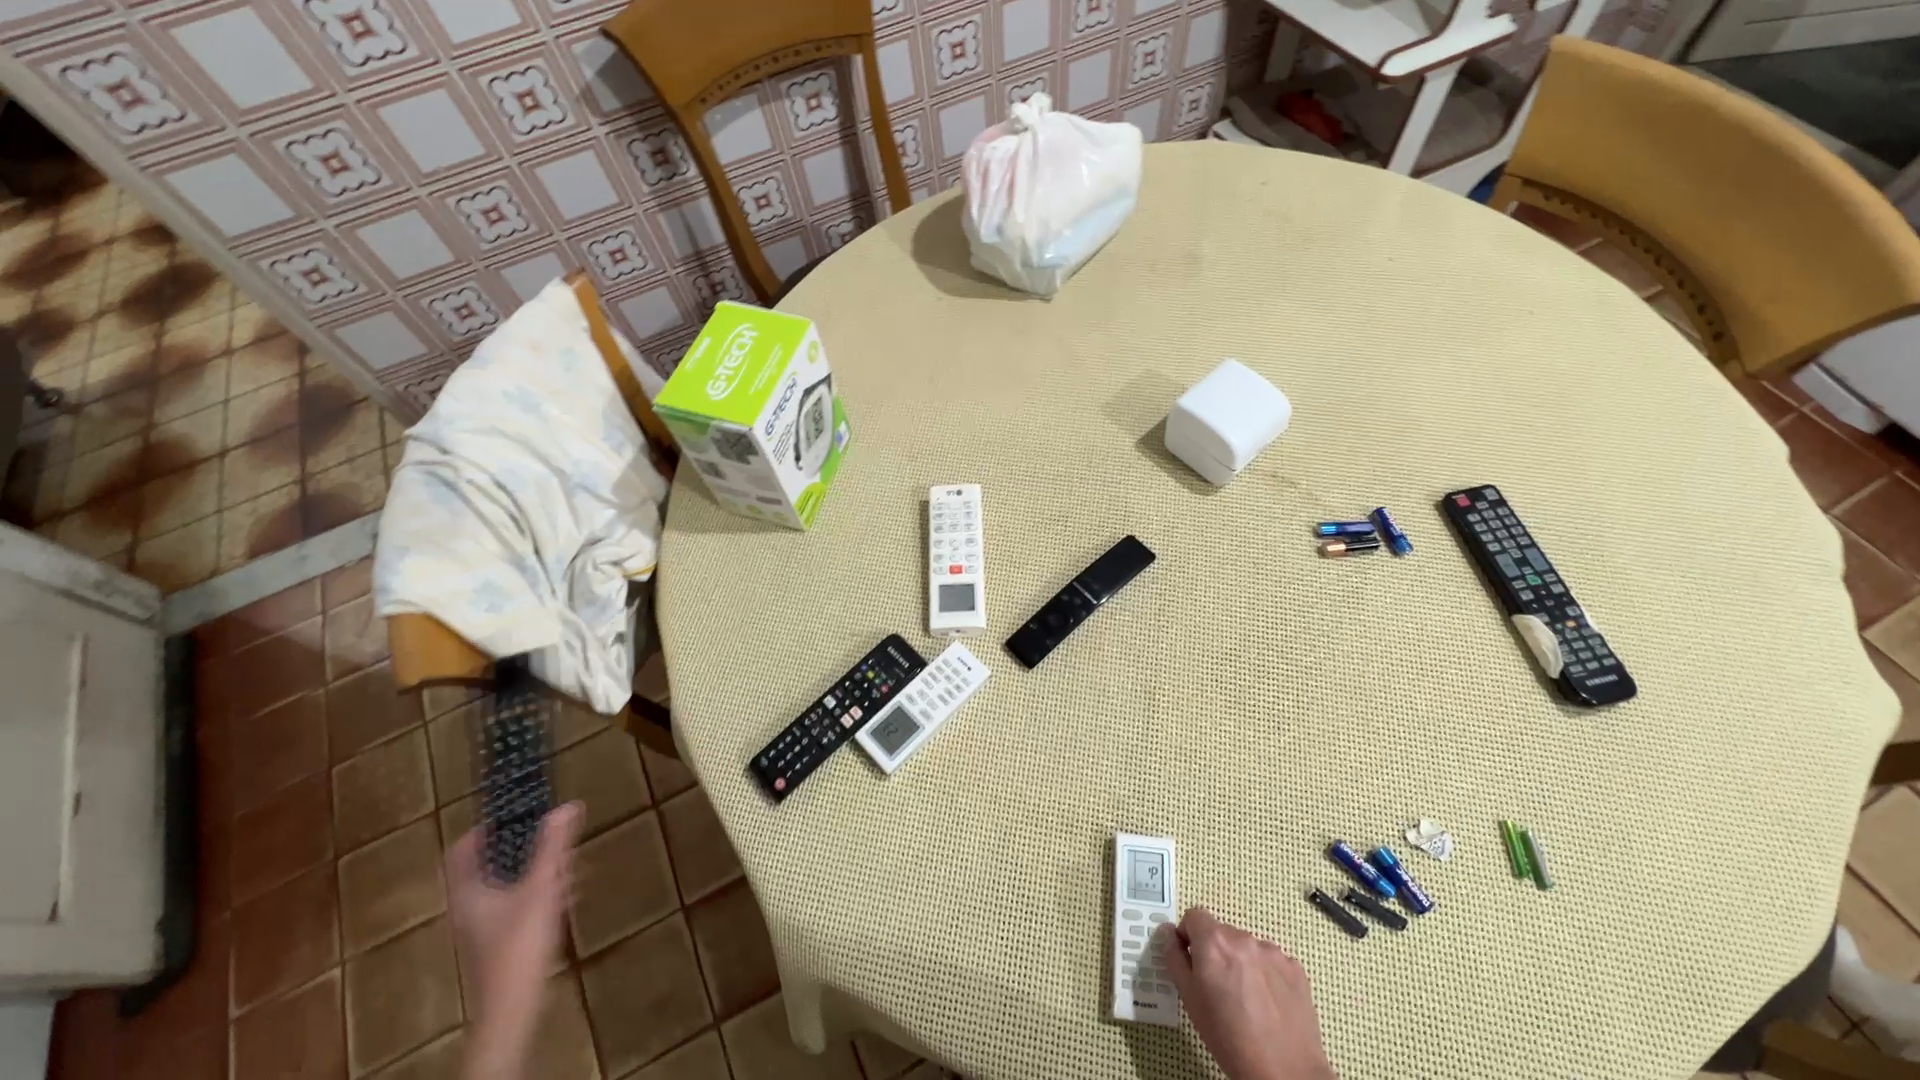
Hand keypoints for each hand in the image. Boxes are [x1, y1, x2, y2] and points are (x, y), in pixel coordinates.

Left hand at [447, 803, 583, 1079]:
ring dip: (537, 870)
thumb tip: (566, 806)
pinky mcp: (502, 943)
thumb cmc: (519, 944)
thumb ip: (553, 847)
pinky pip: (519, 906)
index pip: (462, 850)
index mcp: (468, 891)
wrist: (514, 1007)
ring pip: (508, 886)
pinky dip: (541, 892)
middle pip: (491, 866)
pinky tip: (568, 893)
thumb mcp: (541, 888)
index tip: (513, 815)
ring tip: (569, 862)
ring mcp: (485, 927)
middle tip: (550, 836)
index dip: (484, 830)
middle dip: (523, 848)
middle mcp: (471, 907)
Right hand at [1160, 907, 1335, 1079]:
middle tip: (1216, 987)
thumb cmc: (1228, 1037)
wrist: (1283, 1070)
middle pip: (1222, 933)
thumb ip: (1175, 959)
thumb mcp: (1189, 998)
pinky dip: (1265, 975)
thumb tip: (1170, 935)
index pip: (1194, 916)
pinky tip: (1266, 1003)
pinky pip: (1272, 962)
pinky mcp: (1295, 969)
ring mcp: (1274, 953)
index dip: (1188, 936)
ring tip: (1245, 1000)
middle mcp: (1244, 939)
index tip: (1191, 960)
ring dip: (1241, 963)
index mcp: (1214, 942)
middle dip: (1215, 952)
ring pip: (1247, 948)